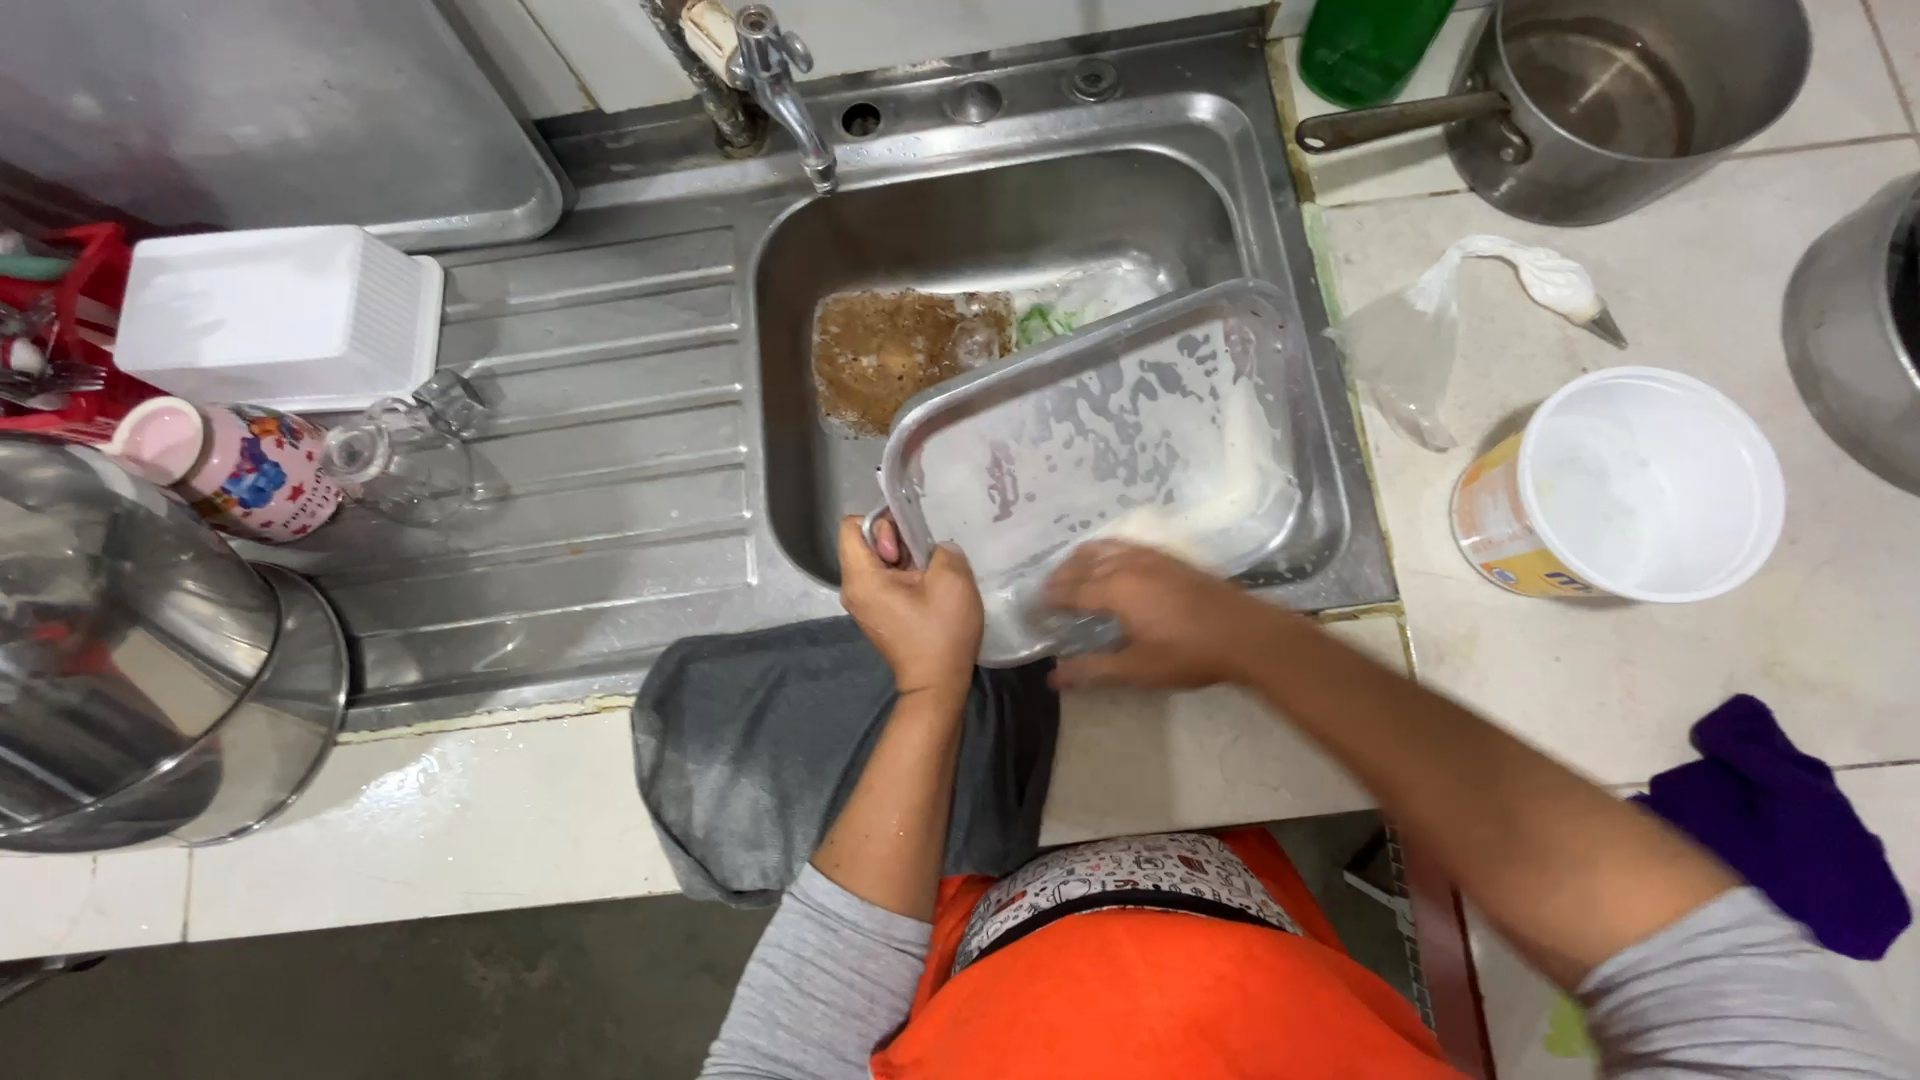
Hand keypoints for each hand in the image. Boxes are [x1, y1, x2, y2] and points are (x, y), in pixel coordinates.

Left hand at [838, 514, 983, 696]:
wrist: (938, 683)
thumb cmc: (941, 632)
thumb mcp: (952, 580)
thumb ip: (941, 548)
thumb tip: (934, 549)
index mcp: (860, 578)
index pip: (851, 526)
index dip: (881, 523)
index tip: (905, 545)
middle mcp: (853, 589)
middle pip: (864, 542)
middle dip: (896, 541)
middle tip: (923, 560)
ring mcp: (864, 603)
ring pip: (877, 561)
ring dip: (904, 559)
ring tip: (930, 573)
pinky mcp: (878, 613)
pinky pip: (884, 580)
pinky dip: (904, 576)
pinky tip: (928, 588)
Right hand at [1043, 541, 1300, 689]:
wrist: (1246, 634)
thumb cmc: (1188, 654)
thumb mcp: (1137, 669)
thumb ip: (1092, 670)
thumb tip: (1053, 678)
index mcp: (1115, 588)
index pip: (1070, 590)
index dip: (1050, 598)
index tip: (1035, 607)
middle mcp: (1128, 564)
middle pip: (1083, 562)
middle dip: (1061, 575)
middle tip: (1049, 592)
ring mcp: (1151, 556)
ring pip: (1105, 548)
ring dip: (1082, 559)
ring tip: (1074, 574)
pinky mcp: (1170, 557)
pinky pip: (1125, 545)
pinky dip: (1106, 552)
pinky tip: (1113, 565)